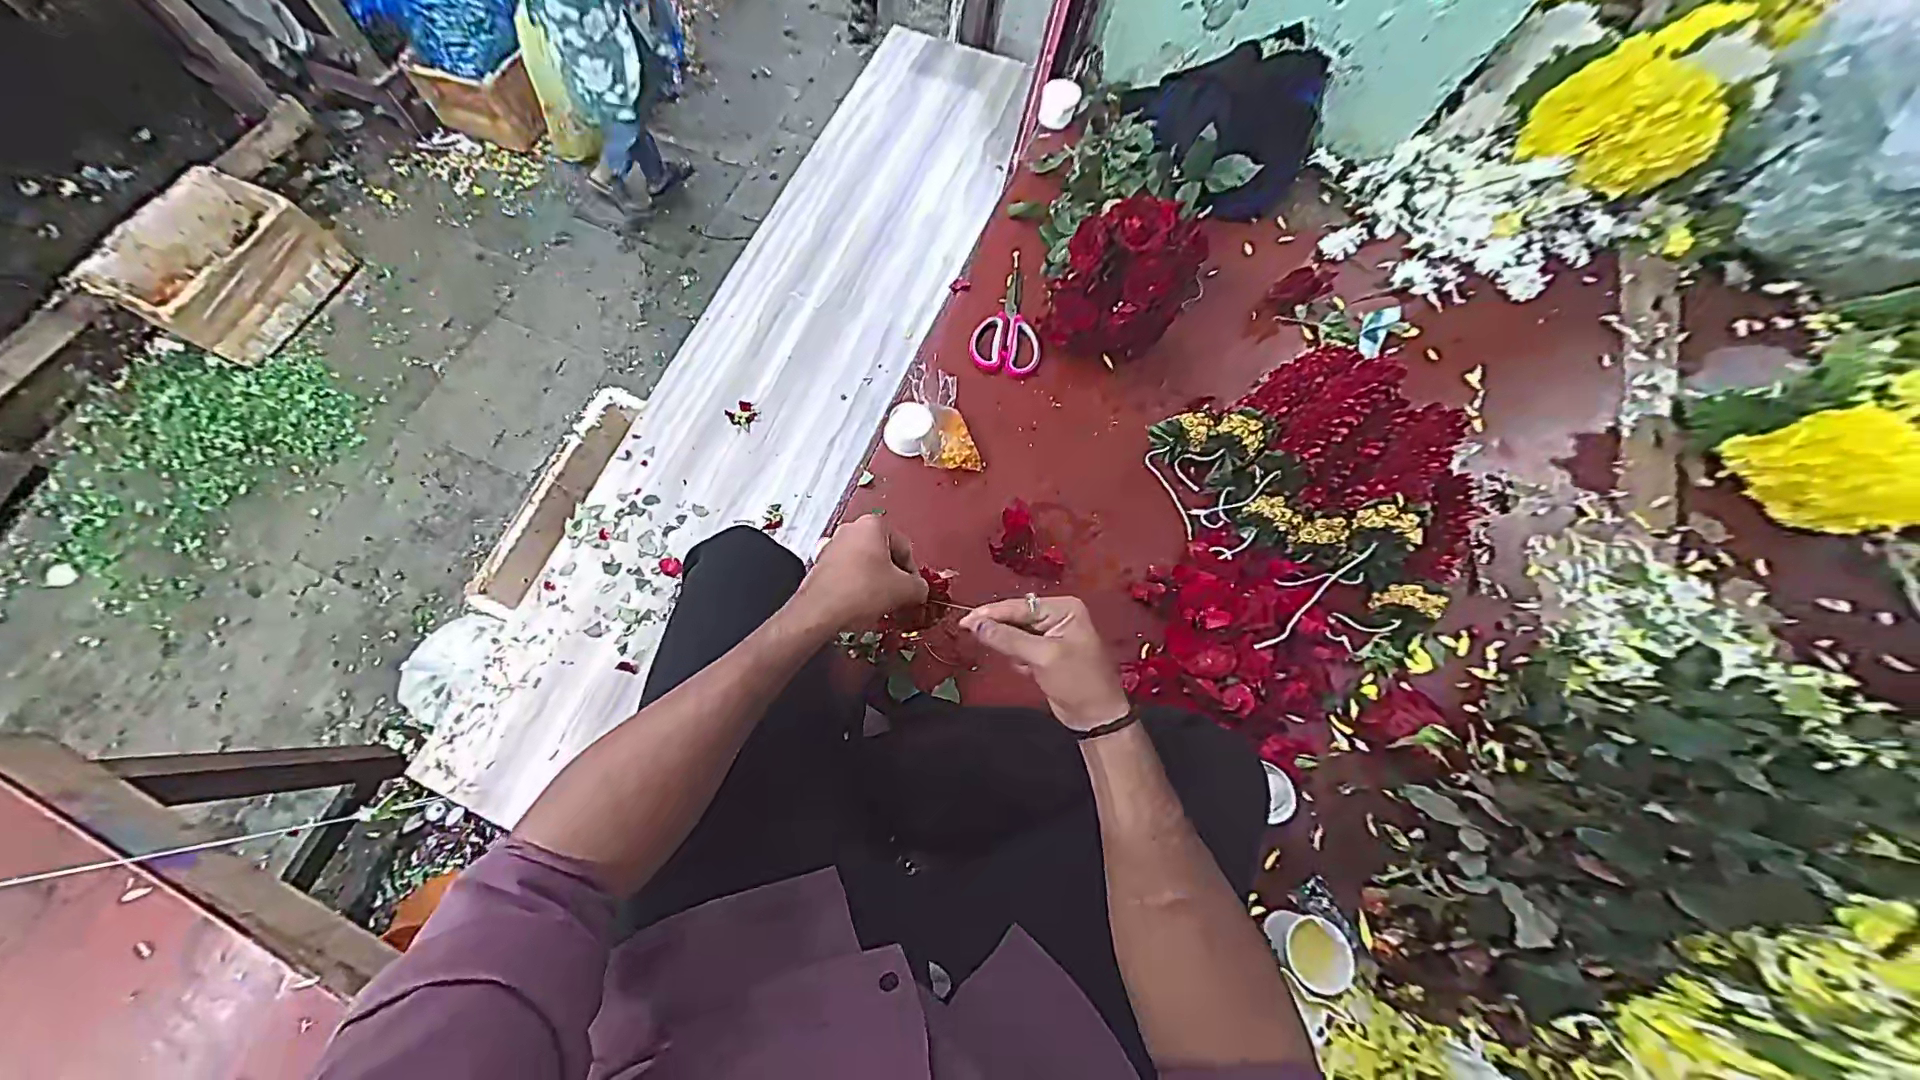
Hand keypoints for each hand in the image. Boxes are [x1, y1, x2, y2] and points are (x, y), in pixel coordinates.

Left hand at [790, 515, 928, 630]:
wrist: (819, 612)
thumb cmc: (861, 592)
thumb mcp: (904, 590)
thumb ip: (920, 586)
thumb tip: (919, 589)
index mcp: (873, 525)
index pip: (905, 548)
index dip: (913, 573)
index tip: (913, 590)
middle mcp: (851, 529)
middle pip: (885, 554)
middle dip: (894, 577)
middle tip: (898, 597)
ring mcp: (833, 545)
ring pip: (866, 564)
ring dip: (877, 582)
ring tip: (879, 603)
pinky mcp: (821, 564)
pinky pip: (849, 572)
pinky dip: (858, 585)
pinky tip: (860, 604)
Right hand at [959, 595, 1131, 731]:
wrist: (1096, 717)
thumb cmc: (1077, 681)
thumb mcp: (1043, 657)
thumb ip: (1008, 638)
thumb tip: (976, 624)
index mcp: (1063, 608)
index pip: (1019, 605)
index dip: (990, 613)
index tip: (964, 621)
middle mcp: (1057, 615)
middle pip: (1015, 617)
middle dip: (1000, 631)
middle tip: (972, 635)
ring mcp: (1051, 634)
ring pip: (1014, 633)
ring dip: (1011, 649)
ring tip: (1023, 665)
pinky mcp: (1045, 652)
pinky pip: (1019, 648)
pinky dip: (1018, 659)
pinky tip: (1027, 671)